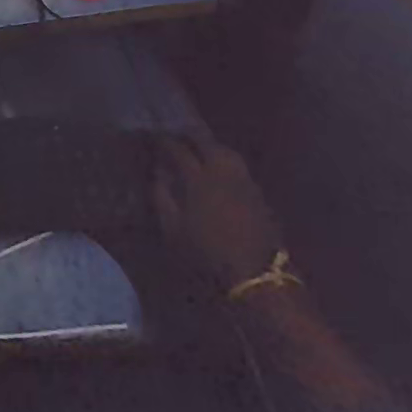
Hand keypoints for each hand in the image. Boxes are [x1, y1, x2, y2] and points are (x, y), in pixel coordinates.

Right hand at [152, 134, 284, 291]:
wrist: (257, 276)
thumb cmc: (207, 253)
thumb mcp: (173, 228)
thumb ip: (161, 197)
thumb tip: (157, 174)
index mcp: (198, 179)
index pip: (178, 150)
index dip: (163, 141)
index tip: (152, 136)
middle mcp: (222, 173)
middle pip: (206, 143)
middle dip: (189, 137)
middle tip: (175, 136)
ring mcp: (244, 182)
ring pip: (227, 152)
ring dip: (210, 146)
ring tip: (198, 148)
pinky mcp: (259, 195)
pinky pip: (238, 167)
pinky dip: (225, 160)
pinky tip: (218, 169)